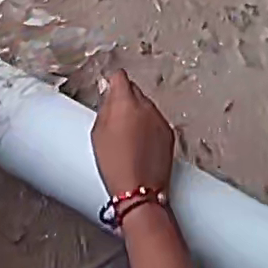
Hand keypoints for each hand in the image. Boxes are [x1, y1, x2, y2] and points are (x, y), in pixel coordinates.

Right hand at [92, 70, 175, 195]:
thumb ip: (104, 106)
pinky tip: (140, 143)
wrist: (139, 191)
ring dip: (138, 113)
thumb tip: (108, 92)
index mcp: (125, 101)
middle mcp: (145, 106)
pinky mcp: (169, 133)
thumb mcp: (97, 132)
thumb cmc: (114, 164)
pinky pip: (156, 120)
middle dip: (125, 98)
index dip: (112, 83)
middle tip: (115, 117)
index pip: (120, 76)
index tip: (108, 90)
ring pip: (146, 106)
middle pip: (134, 90)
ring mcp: (159, 119)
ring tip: (128, 135)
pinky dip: (149, 126)